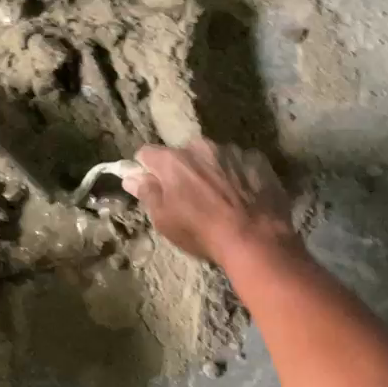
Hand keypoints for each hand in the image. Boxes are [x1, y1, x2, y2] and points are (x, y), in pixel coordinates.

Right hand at [124, 140, 296, 265]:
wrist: (256, 239)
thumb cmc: (202, 232)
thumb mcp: (164, 220)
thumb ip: (147, 193)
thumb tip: (130, 177)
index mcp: (173, 160)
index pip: (147, 154)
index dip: (146, 169)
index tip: (152, 185)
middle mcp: (200, 147)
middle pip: (183, 154)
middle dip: (183, 171)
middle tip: (191, 198)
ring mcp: (231, 151)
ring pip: (212, 157)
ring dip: (211, 172)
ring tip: (221, 199)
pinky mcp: (257, 159)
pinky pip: (239, 163)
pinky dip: (237, 175)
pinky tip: (242, 197)